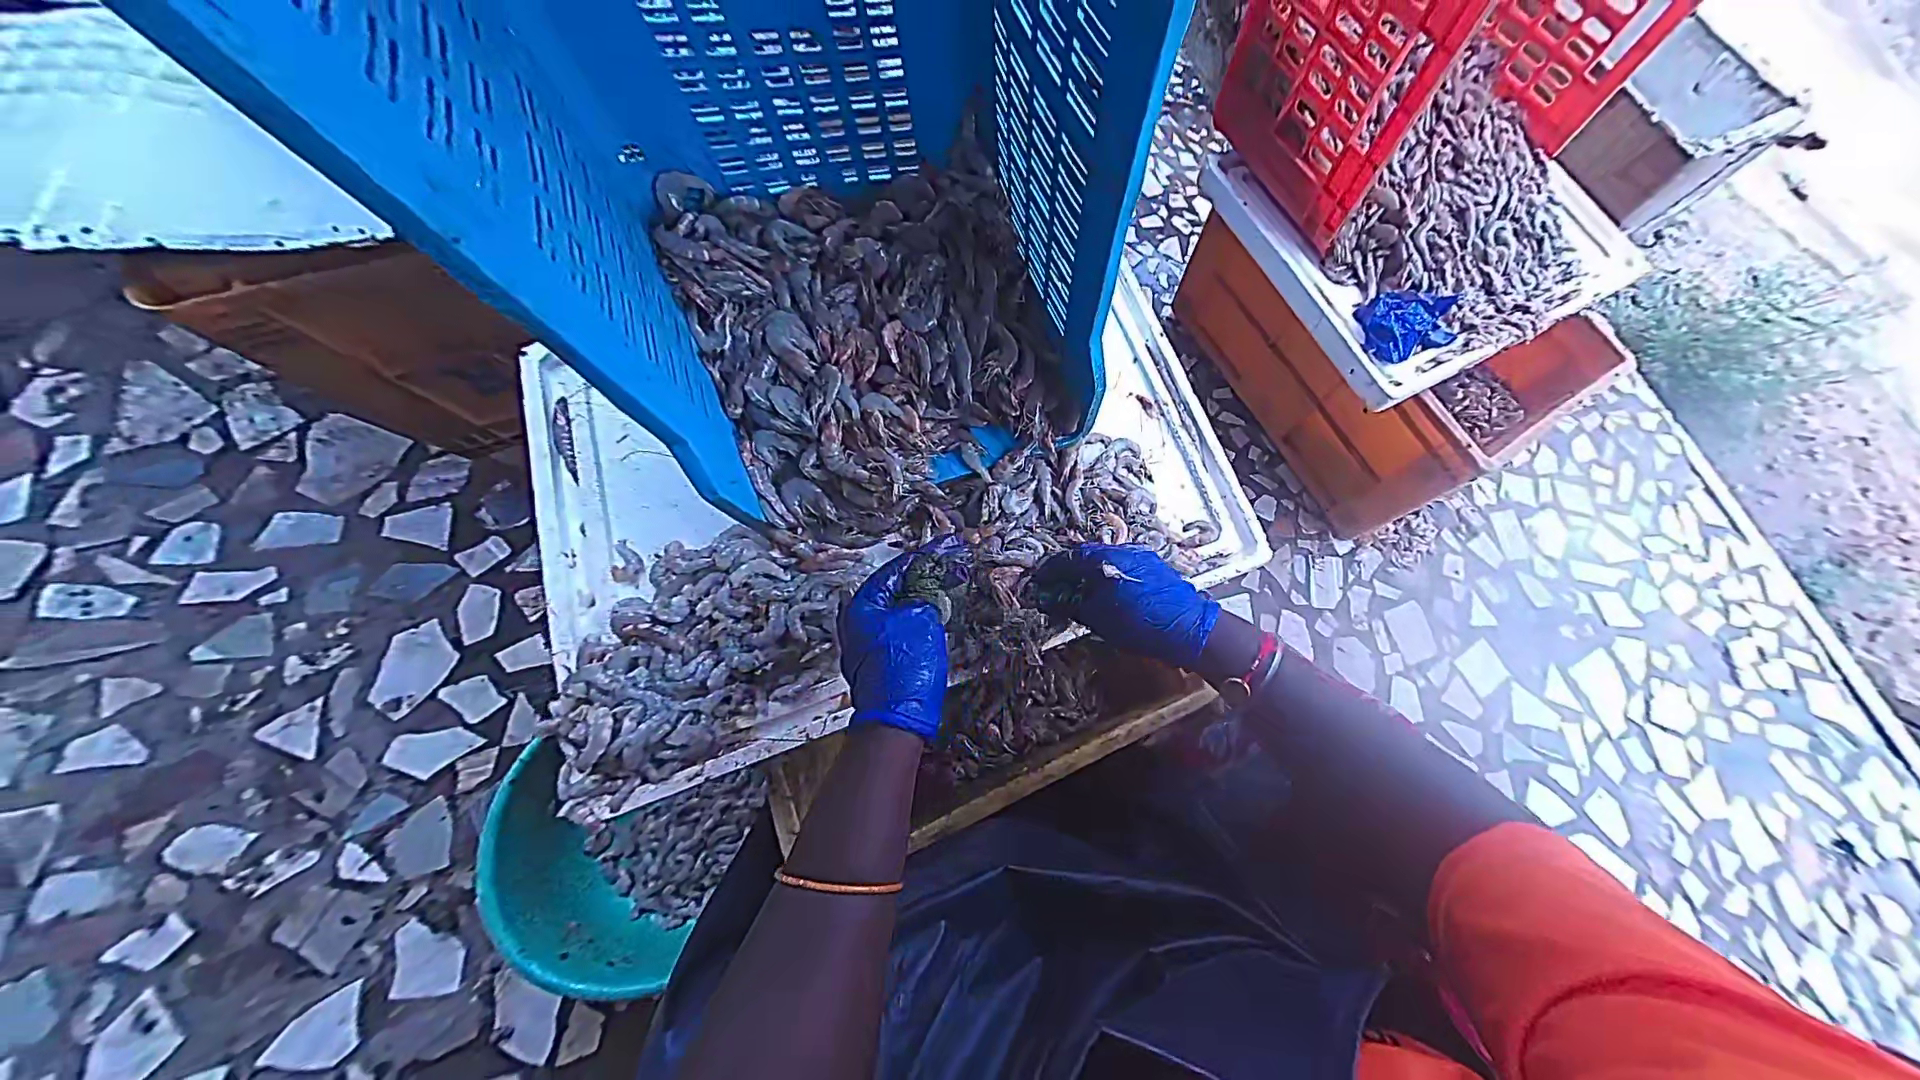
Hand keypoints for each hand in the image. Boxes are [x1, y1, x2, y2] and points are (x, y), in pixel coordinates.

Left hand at [837, 538, 964, 740]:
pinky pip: (897, 630)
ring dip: (917, 601)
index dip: (921, 559)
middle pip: (891, 591)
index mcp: (860, 607)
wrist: (899, 718)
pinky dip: (914, 621)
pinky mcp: (877, 662)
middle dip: (919, 579)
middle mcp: (855, 624)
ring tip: (943, 590)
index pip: (893, 571)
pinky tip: (932, 618)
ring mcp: (864, 645)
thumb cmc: (906, 667)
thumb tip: (924, 587)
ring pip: (895, 611)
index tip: (942, 551)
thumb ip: (922, 595)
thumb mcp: (921, 618)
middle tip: (944, 569)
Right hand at [1031, 544, 1219, 667]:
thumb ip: (1072, 604)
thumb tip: (1051, 599)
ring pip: (1103, 560)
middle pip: (1084, 556)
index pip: (1066, 558)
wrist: (1190, 630)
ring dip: (1087, 573)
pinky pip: (1119, 565)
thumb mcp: (1098, 618)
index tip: (1038, 582)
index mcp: (1104, 559)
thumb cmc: (1141, 624)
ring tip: (1076, 592)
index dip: (1049, 571)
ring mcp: (1139, 556)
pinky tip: (1101, 592)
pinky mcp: (1152, 566)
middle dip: (1067, 571)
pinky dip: (1105, 576)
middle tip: (1054, 587)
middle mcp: (1121, 550)